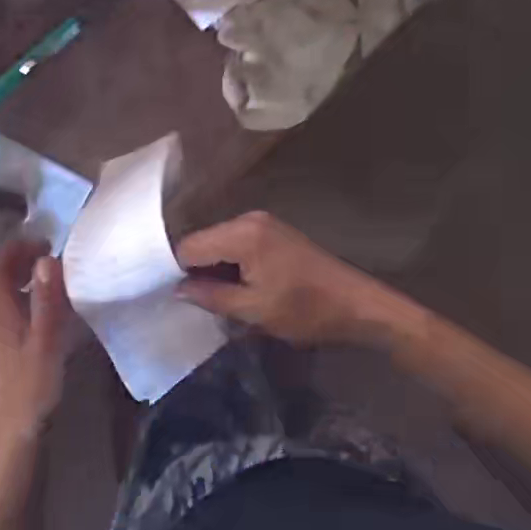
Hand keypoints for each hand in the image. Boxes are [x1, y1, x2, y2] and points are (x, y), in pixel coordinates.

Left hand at [0, 240, 71, 446]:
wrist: (20, 434)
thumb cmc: (33, 387)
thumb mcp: (46, 341)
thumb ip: (47, 300)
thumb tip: (47, 258)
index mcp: (1, 313)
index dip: (16, 249)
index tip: (41, 239)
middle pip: (2, 279)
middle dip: (21, 259)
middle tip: (50, 251)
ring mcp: (4, 335)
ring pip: (10, 294)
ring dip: (26, 277)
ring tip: (53, 272)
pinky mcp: (13, 349)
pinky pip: (18, 309)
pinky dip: (31, 296)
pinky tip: (51, 306)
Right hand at [175, 211, 425, 346]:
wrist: (360, 306)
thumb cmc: (307, 310)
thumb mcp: (255, 310)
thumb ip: (211, 297)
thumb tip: (177, 290)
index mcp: (242, 234)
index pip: (189, 247)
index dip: (176, 270)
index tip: (170, 294)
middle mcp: (248, 219)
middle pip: (203, 241)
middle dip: (195, 270)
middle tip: (193, 301)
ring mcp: (262, 223)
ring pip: (218, 243)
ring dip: (214, 268)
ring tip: (215, 297)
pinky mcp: (272, 231)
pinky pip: (236, 243)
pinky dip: (230, 263)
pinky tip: (237, 286)